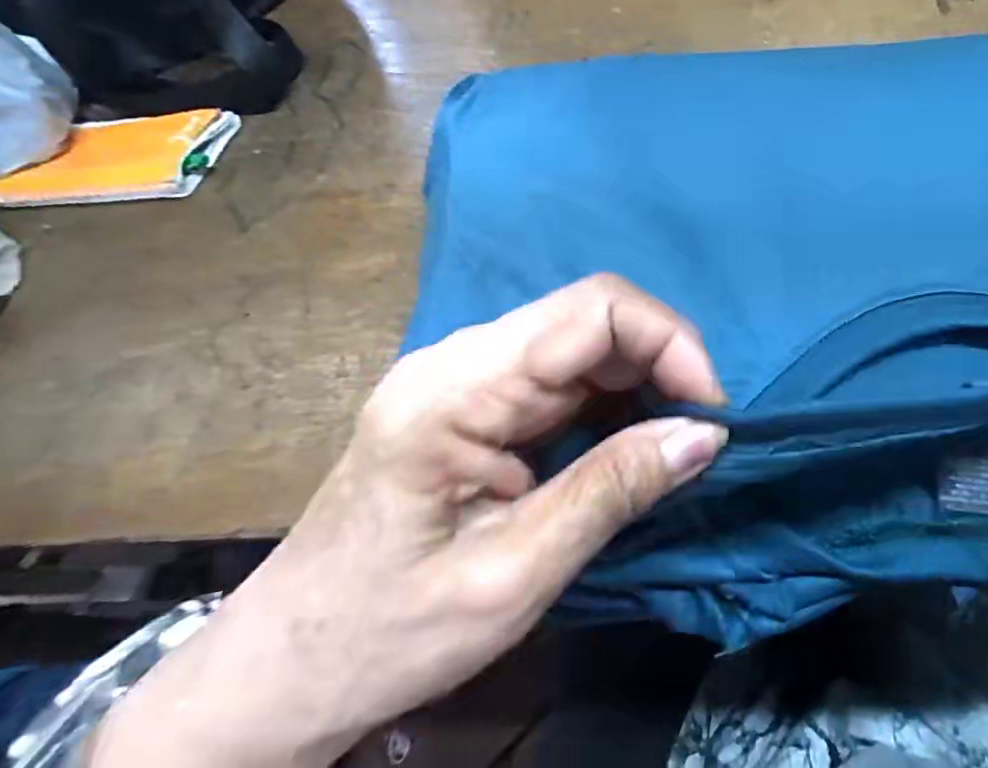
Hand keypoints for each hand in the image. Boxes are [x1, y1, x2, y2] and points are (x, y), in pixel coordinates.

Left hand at [87, 275, 729, 767]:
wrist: (278, 676)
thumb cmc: (382, 637)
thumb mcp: (512, 575)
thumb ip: (613, 491)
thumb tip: (708, 434)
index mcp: (454, 391)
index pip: (592, 311)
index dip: (670, 342)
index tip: (709, 412)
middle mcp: (462, 360)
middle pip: (595, 315)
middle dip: (666, 362)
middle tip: (701, 432)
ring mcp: (468, 375)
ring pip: (590, 339)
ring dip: (648, 381)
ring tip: (673, 442)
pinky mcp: (479, 399)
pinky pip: (572, 372)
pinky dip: (621, 398)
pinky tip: (633, 443)